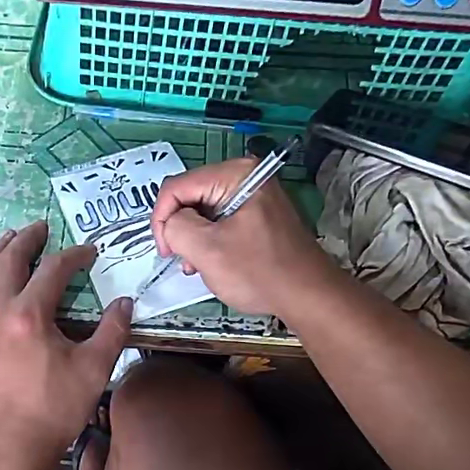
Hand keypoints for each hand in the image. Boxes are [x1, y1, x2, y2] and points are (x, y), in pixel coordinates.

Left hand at [0, 220, 132, 463]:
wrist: (18, 444)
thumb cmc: (57, 407)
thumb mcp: (95, 368)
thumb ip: (112, 330)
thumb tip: (125, 303)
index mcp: (30, 316)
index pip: (53, 271)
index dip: (74, 256)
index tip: (90, 253)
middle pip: (10, 263)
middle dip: (28, 241)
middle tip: (42, 228)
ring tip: (9, 239)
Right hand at [150, 157, 335, 317]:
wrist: (307, 295)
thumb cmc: (259, 272)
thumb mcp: (206, 250)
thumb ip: (176, 227)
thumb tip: (171, 224)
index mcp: (235, 175)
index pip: (176, 187)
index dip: (162, 219)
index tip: (165, 251)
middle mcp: (246, 177)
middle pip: (190, 197)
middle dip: (180, 230)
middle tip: (182, 260)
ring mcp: (255, 197)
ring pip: (204, 212)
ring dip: (194, 240)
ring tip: (198, 266)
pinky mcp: (259, 216)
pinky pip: (222, 222)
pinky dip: (211, 242)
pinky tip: (214, 263)